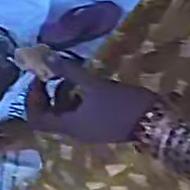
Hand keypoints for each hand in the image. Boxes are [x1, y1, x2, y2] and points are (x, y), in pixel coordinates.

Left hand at [25, 53, 159, 143]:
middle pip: (48, 117)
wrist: (158, 123)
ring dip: (61, 96)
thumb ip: (69, 71)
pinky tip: (84, 85)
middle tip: (48, 75)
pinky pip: (78, 115)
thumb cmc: (123, 105)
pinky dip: (75, 100)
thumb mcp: (94, 85)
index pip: (36, 118)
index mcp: (69, 126)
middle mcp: (74, 132)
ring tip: (68, 75)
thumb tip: (45, 56)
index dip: (32, 98)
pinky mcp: (99, 127)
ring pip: (63, 114)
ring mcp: (87, 131)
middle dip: (45, 95)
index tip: (37, 78)